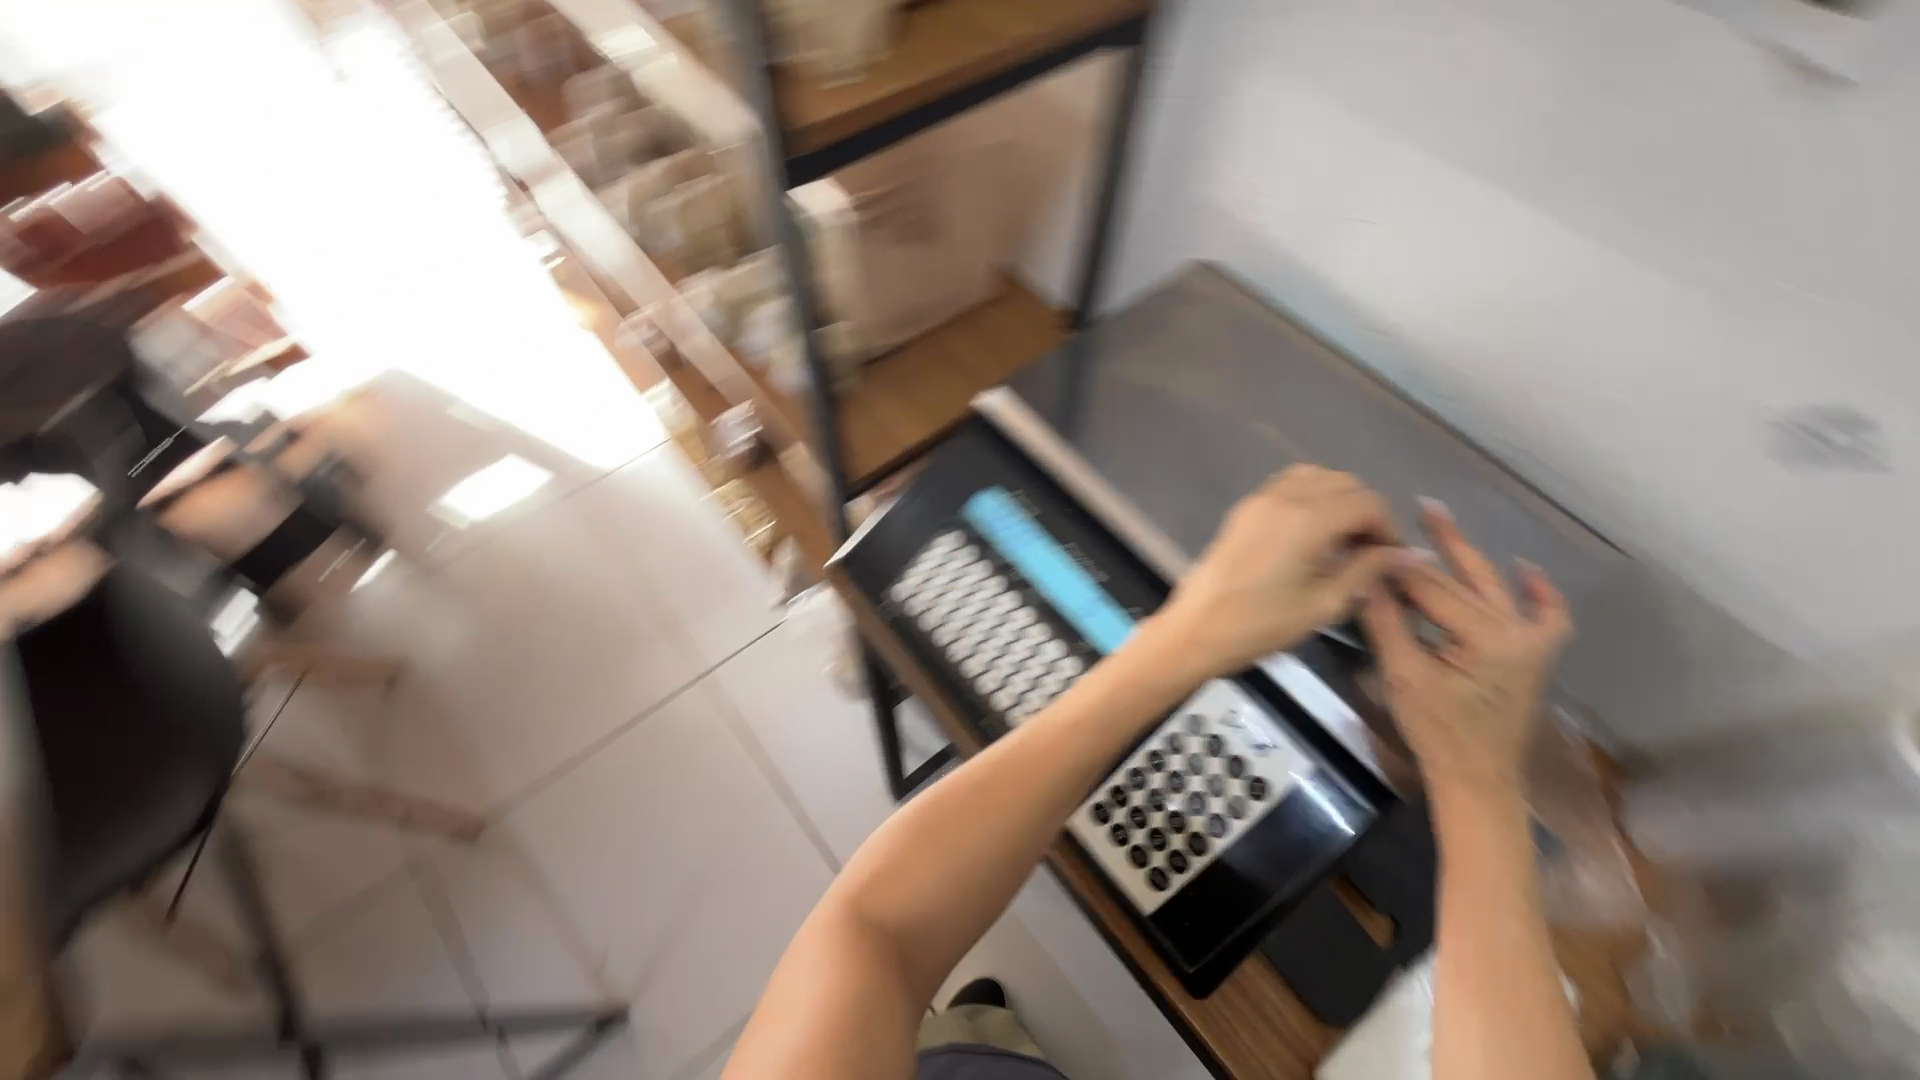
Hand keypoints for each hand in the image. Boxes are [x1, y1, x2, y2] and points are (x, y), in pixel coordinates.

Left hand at [1155, 466, 1399, 679]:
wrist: (1196, 629)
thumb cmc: (1260, 624)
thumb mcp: (1323, 603)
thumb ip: (1367, 570)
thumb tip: (1409, 554)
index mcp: (1307, 519)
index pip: (1367, 503)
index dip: (1387, 528)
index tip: (1390, 558)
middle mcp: (1283, 497)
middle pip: (1344, 482)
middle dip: (1365, 511)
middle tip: (1369, 550)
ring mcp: (1259, 499)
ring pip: (1315, 476)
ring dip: (1338, 498)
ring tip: (1342, 539)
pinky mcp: (1243, 509)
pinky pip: (1287, 485)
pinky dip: (1310, 495)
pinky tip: (1312, 532)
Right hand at [1359, 500, 1571, 799]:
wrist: (1478, 779)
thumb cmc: (1436, 733)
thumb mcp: (1402, 676)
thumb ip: (1386, 622)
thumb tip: (1363, 576)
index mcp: (1486, 636)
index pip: (1428, 587)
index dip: (1393, 565)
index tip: (1365, 541)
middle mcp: (1516, 630)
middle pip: (1457, 582)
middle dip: (1423, 553)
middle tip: (1397, 514)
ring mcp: (1531, 642)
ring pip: (1492, 586)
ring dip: (1466, 554)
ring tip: (1439, 518)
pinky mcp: (1535, 655)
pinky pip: (1546, 615)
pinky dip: (1537, 590)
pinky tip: (1524, 568)